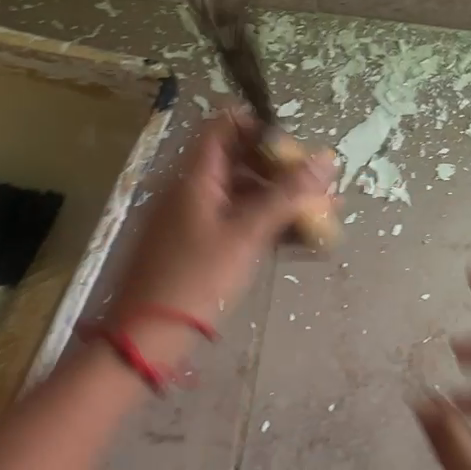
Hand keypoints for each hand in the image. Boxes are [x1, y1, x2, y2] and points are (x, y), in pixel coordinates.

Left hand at [107, 104, 333, 361]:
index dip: (260, 127)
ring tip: (324, 210)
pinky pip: (239, 219)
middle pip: (241, 159)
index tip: (294, 145)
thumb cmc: (194, 279)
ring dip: (283, 198)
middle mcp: (193, 190)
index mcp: (196, 177)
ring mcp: (194, 219)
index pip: (226, 126)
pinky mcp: (199, 246)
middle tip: (319, 182)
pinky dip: (268, 222)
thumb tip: (328, 158)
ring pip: (245, 192)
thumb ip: (288, 193)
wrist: (143, 343)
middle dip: (283, 168)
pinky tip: (302, 237)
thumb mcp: (246, 234)